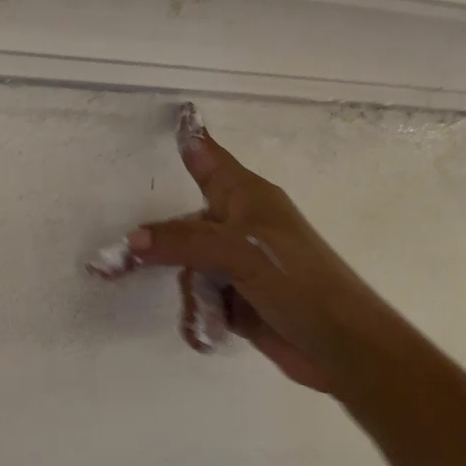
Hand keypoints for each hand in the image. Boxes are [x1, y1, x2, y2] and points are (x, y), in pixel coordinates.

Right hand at [125, 105, 403, 395]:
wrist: (347, 352)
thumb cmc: (301, 283)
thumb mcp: (240, 251)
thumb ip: (181, 241)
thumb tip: (131, 241)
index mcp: (247, 197)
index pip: (210, 157)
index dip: (191, 138)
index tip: (175, 113)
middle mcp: (240, 225)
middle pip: (183, 221)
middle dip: (159, 242)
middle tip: (117, 261)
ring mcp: (239, 265)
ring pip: (186, 263)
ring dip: (188, 289)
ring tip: (201, 307)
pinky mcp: (239, 300)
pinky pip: (200, 297)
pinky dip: (200, 313)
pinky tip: (208, 327)